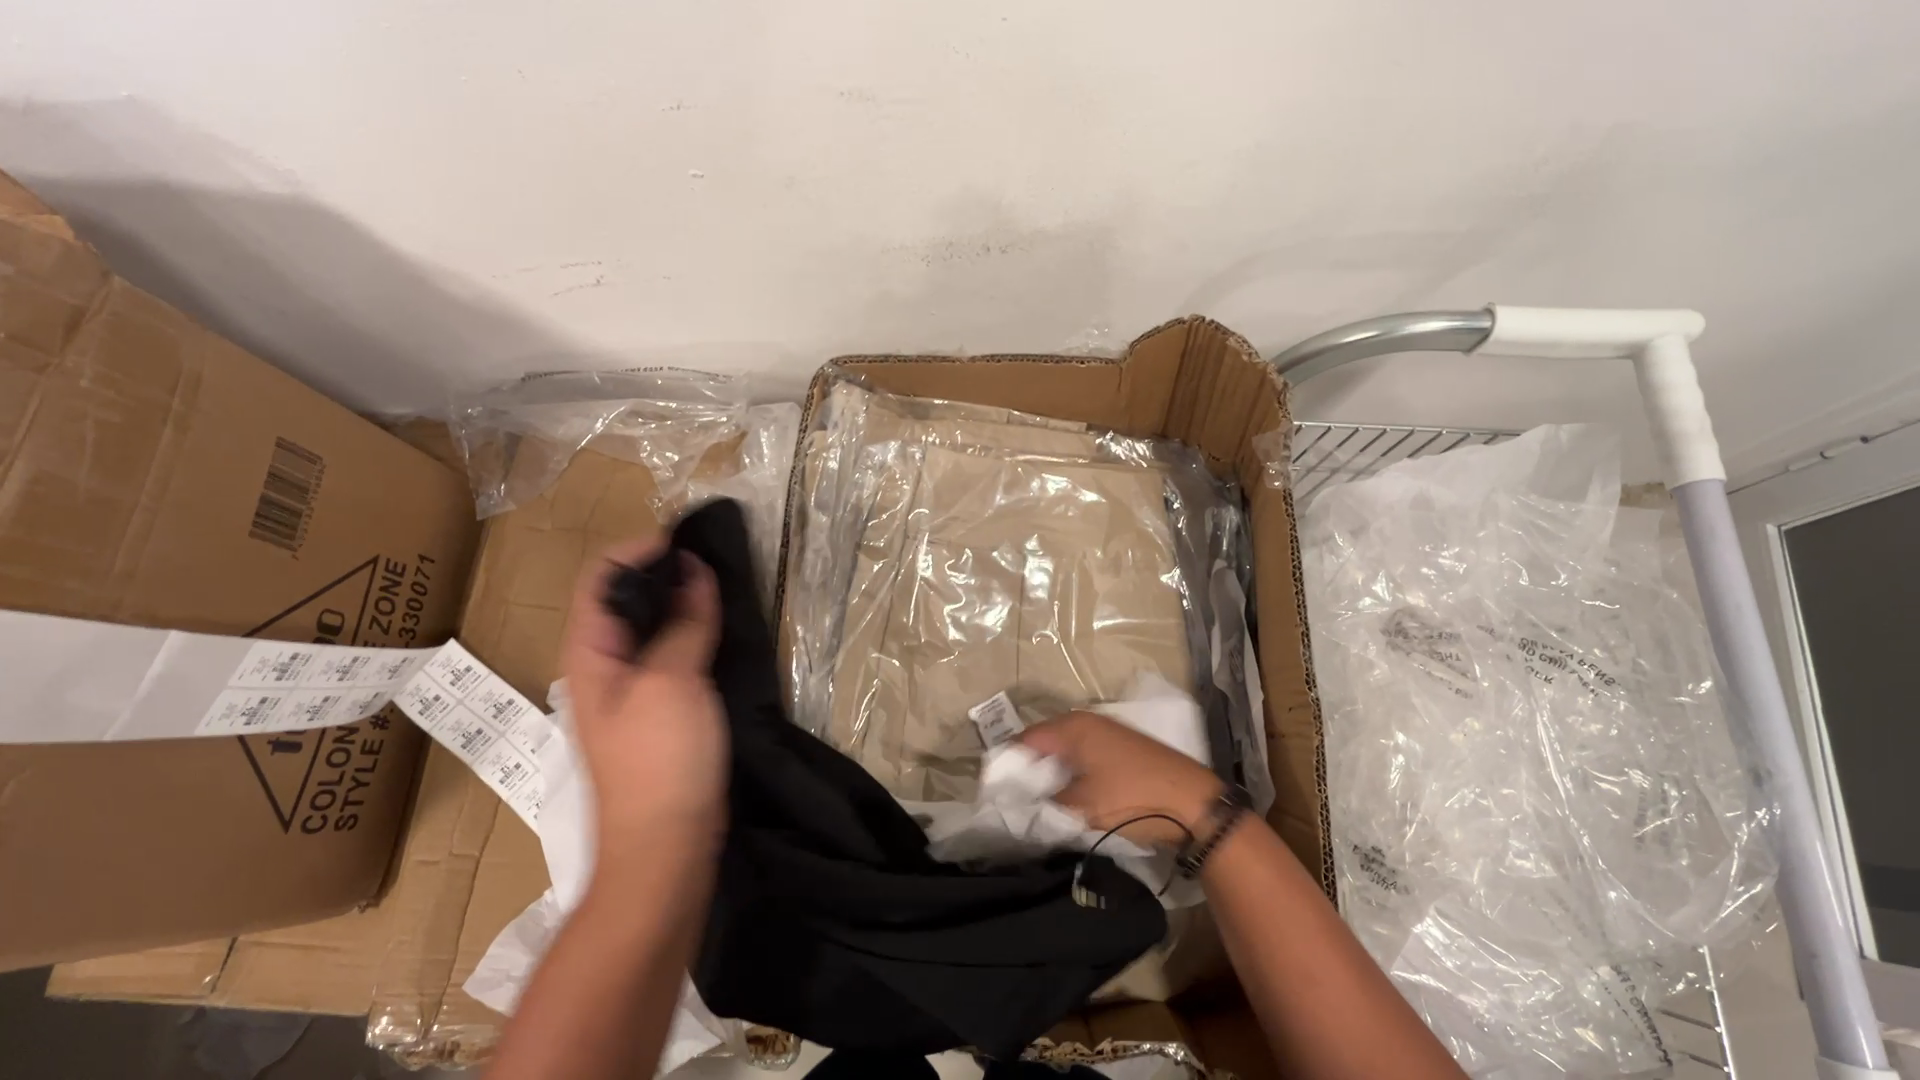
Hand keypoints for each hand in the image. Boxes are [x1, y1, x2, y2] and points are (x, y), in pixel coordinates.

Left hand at [561, 535, 727, 865]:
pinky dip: (695, 635)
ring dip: (683, 603)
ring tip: (723, 587)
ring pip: (652, 629)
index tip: (688, 541)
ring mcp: (632, 692)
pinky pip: (673, 657)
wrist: (664, 849)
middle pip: (626, 600)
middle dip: (664, 572)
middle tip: (713, 559)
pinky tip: (723, 631)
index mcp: (589, 653)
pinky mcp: (661, 713)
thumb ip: (683, 623)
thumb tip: (692, 571)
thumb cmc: (660, 762)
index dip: (638, 550)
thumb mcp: (672, 682)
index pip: (600, 578)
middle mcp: (604, 666)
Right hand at [1018, 710, 1221, 848]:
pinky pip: (1085, 758)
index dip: (1007, 767)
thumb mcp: (1081, 808)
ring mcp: (1108, 734)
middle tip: (1016, 802)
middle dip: (1029, 771)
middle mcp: (1088, 722)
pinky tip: (1071, 799)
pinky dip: (1073, 775)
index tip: (995, 794)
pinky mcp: (1123, 750)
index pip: (1024, 741)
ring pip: (1065, 752)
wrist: (1195, 805)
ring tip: (1040, 804)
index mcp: (1072, 727)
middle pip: (1044, 743)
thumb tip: (1023, 805)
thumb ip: (1046, 804)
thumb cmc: (1133, 799)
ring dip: (1052, 775)